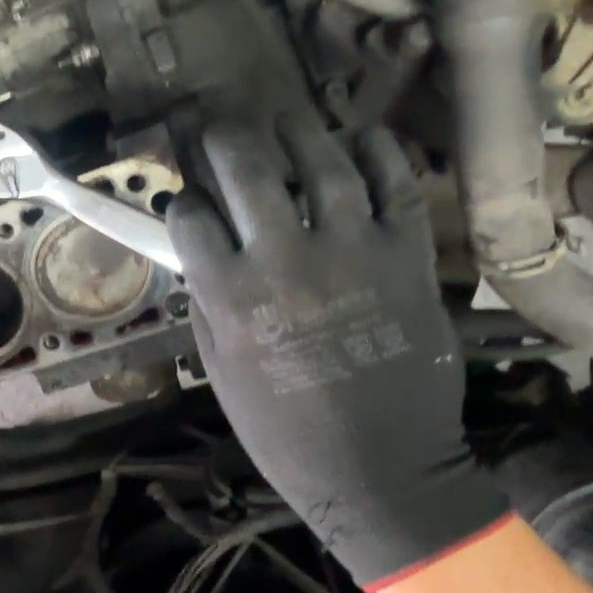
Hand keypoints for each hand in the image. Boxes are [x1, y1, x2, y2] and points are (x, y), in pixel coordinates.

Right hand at [169, 108, 509, 589]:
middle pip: (247, 171)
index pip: (191, 216)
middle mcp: (285, 259)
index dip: (184, 203)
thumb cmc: (283, 430)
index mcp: (231, 294)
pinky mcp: (408, 258)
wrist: (378, 470)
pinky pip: (397, 188)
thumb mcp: (220, 370)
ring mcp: (354, 252)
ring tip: (287, 121)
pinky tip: (362, 139)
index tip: (188, 204)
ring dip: (300, 134)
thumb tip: (200, 252)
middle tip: (220, 130)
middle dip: (225, 141)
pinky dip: (380, 155)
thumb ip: (206, 302)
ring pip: (324, 165)